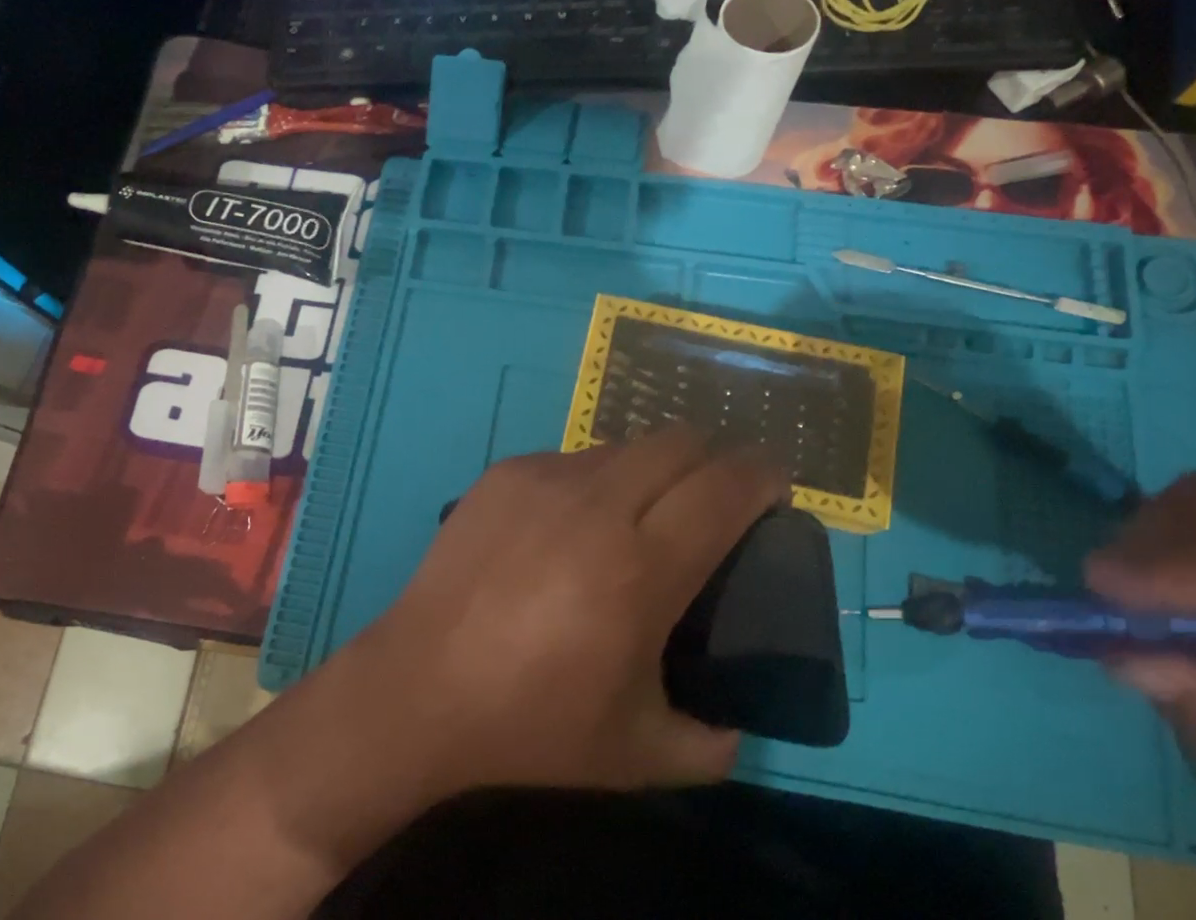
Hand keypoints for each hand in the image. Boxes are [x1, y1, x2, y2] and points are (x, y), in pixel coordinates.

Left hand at [337, 426, 790, 794]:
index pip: (727, 487)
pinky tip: (574, 524)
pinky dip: (596, 479)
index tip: (776, 488)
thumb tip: (739, 729)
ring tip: (642, 513)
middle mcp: (599, 505)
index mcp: (642, 567)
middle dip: (715, 458)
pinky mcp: (503, 475)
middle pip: (682, 440)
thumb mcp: (637, 755)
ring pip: (625, 445)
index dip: (764, 475)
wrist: (419, 690)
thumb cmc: (532, 724)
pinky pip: (572, 459)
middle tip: (715, 498)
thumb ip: (710, 746)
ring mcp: (545, 481)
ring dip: (653, 468)